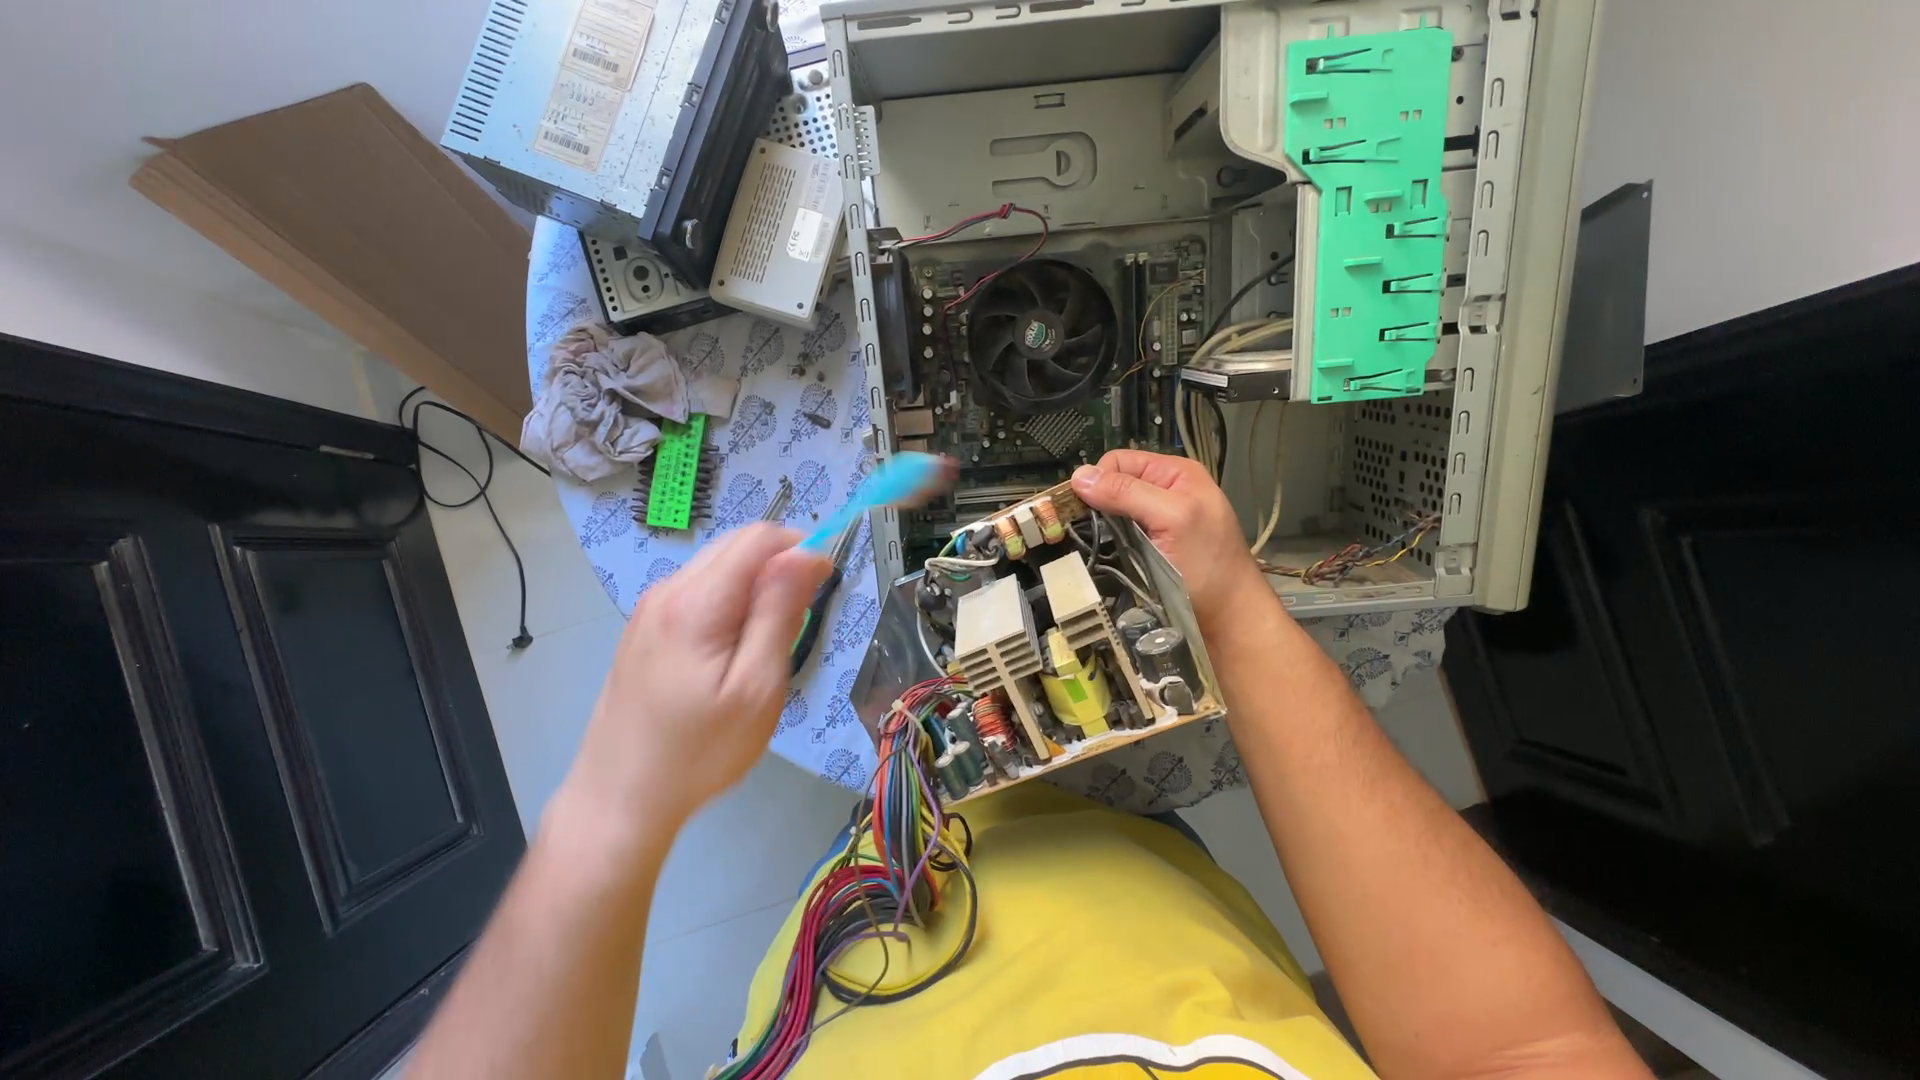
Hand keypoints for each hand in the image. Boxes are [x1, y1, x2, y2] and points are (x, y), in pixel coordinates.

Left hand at [566, 525, 830, 825]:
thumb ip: (780, 613)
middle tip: (798, 621)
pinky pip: (697, 591)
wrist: (619, 799)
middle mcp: (667, 591)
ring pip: (716, 566)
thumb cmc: (699, 752)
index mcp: (697, 602)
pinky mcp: (643, 629)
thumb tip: (806, 554)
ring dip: (754, 584)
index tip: (825, 586)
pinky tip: (732, 650)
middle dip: (778, 565)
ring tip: (767, 642)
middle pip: (736, 545)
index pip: (759, 538)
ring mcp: (649, 609)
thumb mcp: (757, 688)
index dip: (801, 547)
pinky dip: (728, 601)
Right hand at [1071, 450, 1264, 624]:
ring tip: (1093, 545)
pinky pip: (1116, 537)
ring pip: (1111, 513)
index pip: (1119, 462)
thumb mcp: (1172, 517)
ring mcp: (1154, 524)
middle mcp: (1162, 493)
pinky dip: (1107, 544)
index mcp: (1174, 474)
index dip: (1099, 480)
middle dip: (1097, 505)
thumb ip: (1127, 492)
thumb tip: (1078, 476)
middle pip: (1112, 486)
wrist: (1227, 617)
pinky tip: (1104, 555)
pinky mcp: (1146, 550)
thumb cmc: (1208, 565)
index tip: (1084, 509)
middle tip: (1086, 530)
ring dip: (1100, 528)